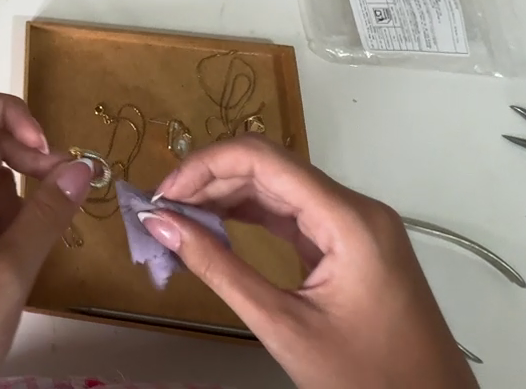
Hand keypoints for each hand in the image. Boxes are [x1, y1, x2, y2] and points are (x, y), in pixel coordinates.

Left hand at [0, 89, 94, 388]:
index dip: (11, 114)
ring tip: (33, 243)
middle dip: (27, 159)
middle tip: (65, 191)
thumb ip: (47, 214)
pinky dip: (7, 222)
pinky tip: (19, 256)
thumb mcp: (10, 269)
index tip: (46, 149)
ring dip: (18, 198)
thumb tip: (80, 168)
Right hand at [139, 136, 475, 388]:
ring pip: (276, 186)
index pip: (261, 159)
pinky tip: (215, 225)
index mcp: (348, 219)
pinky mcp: (349, 243)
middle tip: (164, 208)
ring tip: (180, 216)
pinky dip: (248, 214)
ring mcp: (355, 225)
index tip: (163, 194)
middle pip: (268, 166)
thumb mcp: (284, 327)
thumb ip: (217, 268)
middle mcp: (354, 207)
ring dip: (225, 195)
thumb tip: (157, 221)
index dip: (204, 166)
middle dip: (209, 180)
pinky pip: (290, 211)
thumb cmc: (368, 382)